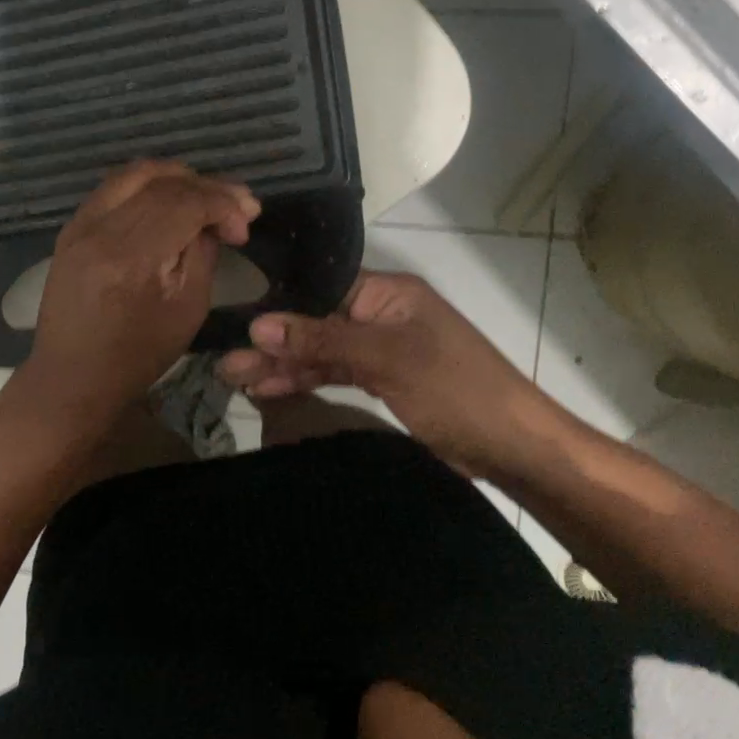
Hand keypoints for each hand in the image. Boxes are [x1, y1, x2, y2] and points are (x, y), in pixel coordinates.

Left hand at [23, 161, 259, 425]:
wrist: (71, 377)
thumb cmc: (135, 356)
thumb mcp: (186, 311)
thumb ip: (201, 255)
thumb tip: (214, 219)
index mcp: (130, 257)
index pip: (184, 202)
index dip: (224, 203)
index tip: (246, 224)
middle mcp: (99, 230)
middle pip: (160, 180)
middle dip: (206, 186)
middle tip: (235, 206)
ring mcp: (78, 225)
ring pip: (133, 174)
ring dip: (176, 179)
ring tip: (205, 199)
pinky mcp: (70, 229)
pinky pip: (113, 189)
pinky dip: (147, 187)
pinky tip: (169, 204)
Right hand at [217, 271, 546, 476]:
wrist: (514, 448)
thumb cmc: (456, 390)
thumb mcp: (386, 360)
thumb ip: (321, 341)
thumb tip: (257, 325)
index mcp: (388, 294)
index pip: (320, 289)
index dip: (277, 305)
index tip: (234, 321)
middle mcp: (380, 315)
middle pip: (314, 324)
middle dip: (272, 344)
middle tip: (225, 364)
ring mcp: (380, 350)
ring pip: (320, 352)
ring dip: (281, 366)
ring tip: (235, 379)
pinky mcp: (381, 381)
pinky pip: (333, 374)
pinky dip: (304, 382)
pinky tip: (269, 391)